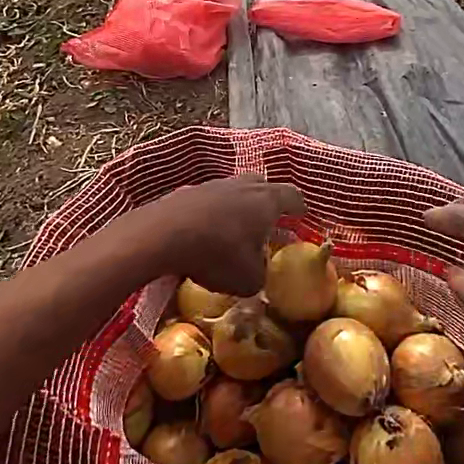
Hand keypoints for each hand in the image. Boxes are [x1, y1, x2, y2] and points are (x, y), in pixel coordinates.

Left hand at [112, 175, 303, 296]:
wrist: (163, 234)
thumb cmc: (217, 254)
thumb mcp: (248, 279)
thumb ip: (260, 275)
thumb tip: (258, 274)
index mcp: (267, 200)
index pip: (292, 195)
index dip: (299, 207)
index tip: (300, 216)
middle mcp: (242, 185)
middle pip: (262, 185)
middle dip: (268, 201)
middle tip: (268, 221)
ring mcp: (212, 184)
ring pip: (233, 191)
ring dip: (236, 207)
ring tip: (234, 230)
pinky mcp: (186, 191)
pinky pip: (207, 200)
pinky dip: (211, 213)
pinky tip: (204, 233)